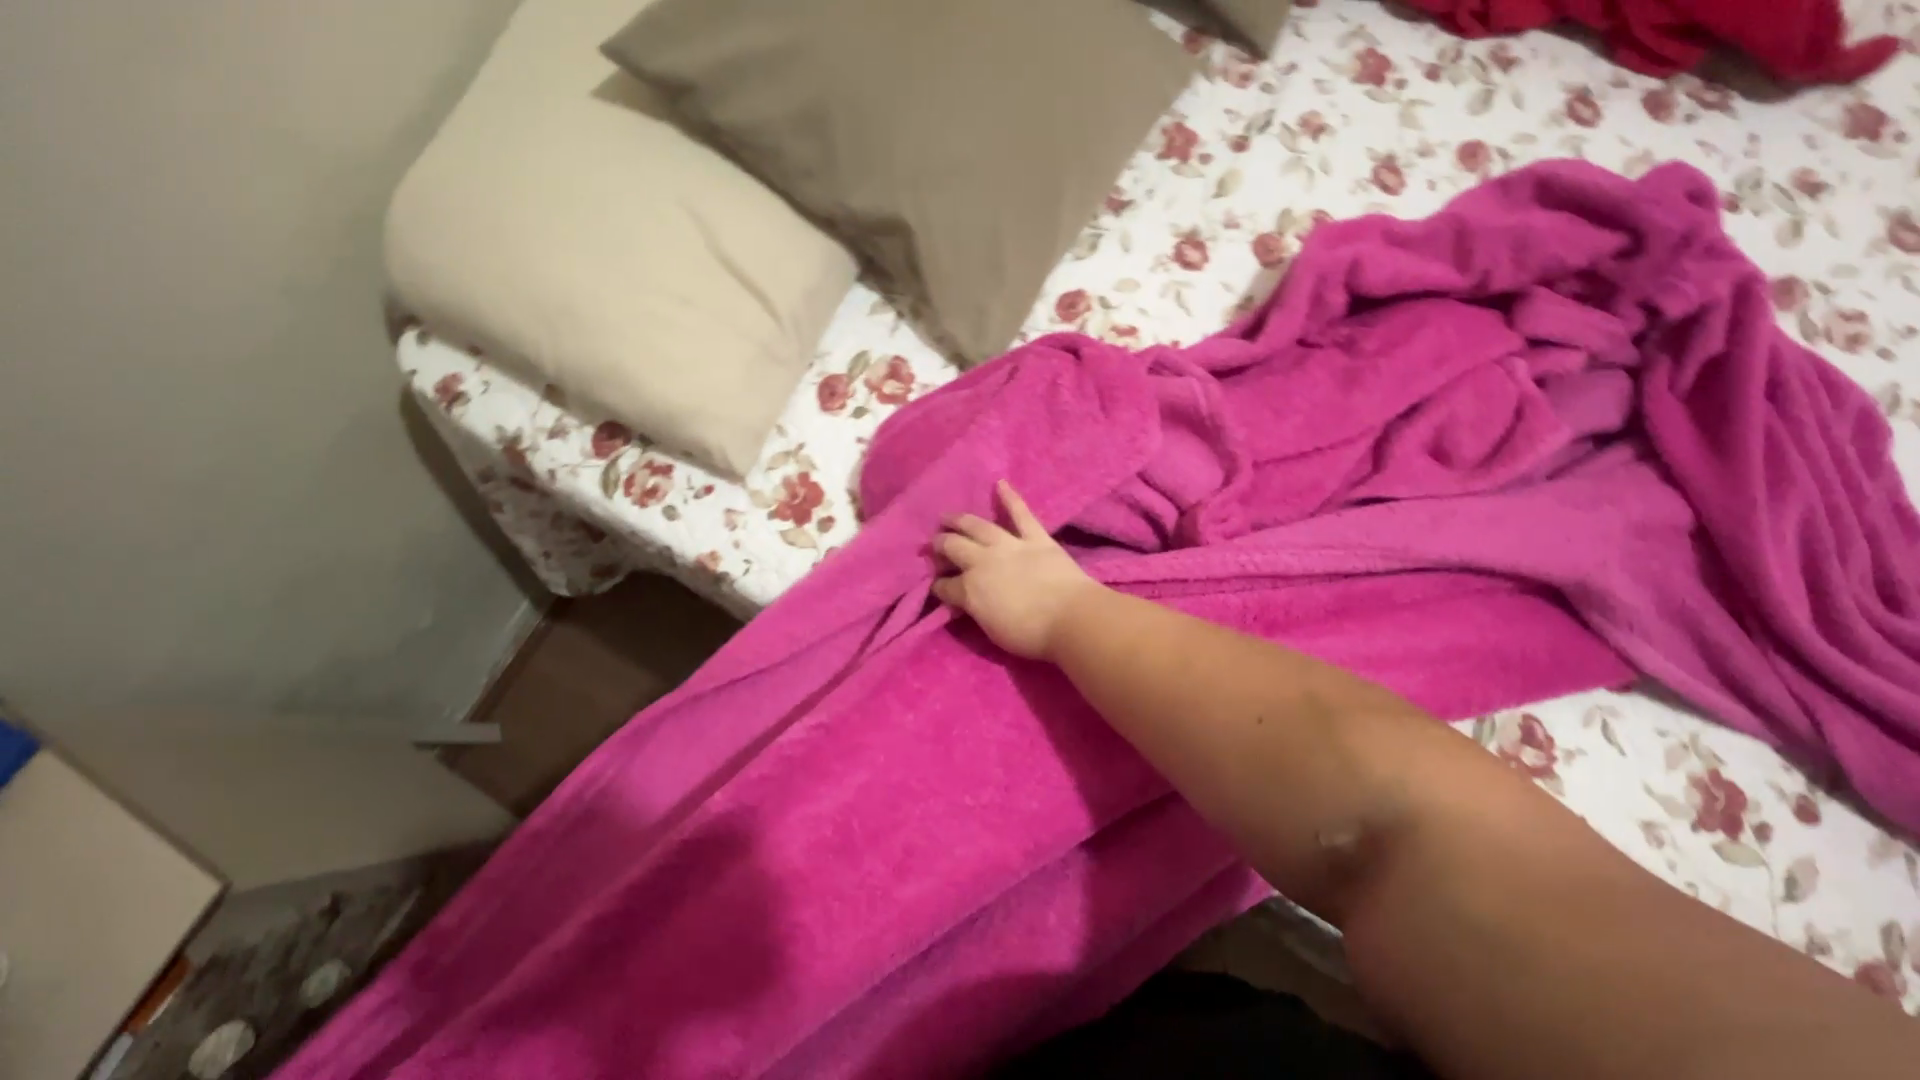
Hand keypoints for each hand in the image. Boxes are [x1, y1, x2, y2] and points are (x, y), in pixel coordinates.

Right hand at [932, 481, 1101, 660]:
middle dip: (939, 546)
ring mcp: (1009, 545)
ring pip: (977, 526)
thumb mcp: (991, 631)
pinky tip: (1000, 484)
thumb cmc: (1030, 634)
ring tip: (947, 517)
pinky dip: (1011, 498)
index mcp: (969, 589)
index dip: (938, 586)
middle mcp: (982, 561)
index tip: (937, 585)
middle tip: (934, 544)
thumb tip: (966, 603)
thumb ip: (975, 612)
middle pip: (953, 547)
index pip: (945, 586)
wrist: (1069, 618)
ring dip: (960, 520)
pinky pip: (1021, 514)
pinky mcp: (1035, 537)